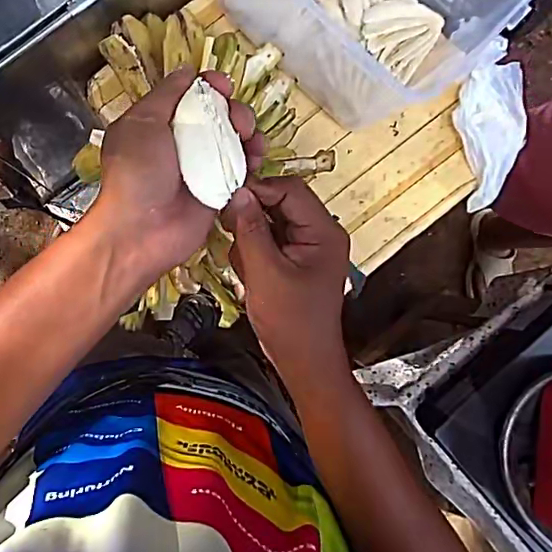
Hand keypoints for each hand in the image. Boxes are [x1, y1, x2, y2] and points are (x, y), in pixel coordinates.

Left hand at [89, 68, 259, 286]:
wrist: (142, 230)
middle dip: (235, 111)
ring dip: (249, 134)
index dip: (210, 87)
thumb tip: (188, 71)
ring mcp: (202, 167)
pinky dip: (253, 160)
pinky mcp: (219, 190)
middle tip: (239, 122)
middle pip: (219, 115)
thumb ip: (167, 94)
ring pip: (234, 140)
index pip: (191, 95)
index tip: (223, 86)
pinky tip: (257, 158)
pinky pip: (242, 169)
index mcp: (159, 123)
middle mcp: (182, 142)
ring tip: (252, 140)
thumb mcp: (143, 122)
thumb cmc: (136, 173)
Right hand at [222, 177, 351, 376]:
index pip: (289, 190)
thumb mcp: (266, 273)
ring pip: (268, 223)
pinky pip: (266, 242)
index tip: (228, 198)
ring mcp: (305, 248)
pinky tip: (251, 276)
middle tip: (231, 232)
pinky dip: (252, 255)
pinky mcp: (292, 261)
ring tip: (247, 267)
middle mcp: (318, 234)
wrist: (303, 361)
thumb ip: (251, 231)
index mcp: (323, 233)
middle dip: (251, 219)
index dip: (258, 190)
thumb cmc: (294, 324)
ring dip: (250, 240)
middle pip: (278, 203)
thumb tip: (239, 195)